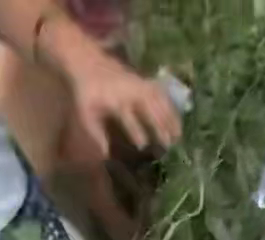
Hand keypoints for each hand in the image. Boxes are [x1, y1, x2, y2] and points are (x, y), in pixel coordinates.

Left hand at [39, 18, 180, 159]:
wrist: (86, 59)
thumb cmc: (87, 91)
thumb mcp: (86, 112)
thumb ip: (96, 133)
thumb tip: (106, 156)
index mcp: (114, 99)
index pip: (128, 116)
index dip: (136, 131)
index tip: (143, 146)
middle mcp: (130, 91)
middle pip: (149, 109)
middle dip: (159, 127)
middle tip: (168, 146)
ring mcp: (139, 85)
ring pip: (159, 102)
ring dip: (170, 119)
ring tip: (178, 137)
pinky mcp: (145, 81)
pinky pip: (162, 96)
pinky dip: (171, 109)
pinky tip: (178, 122)